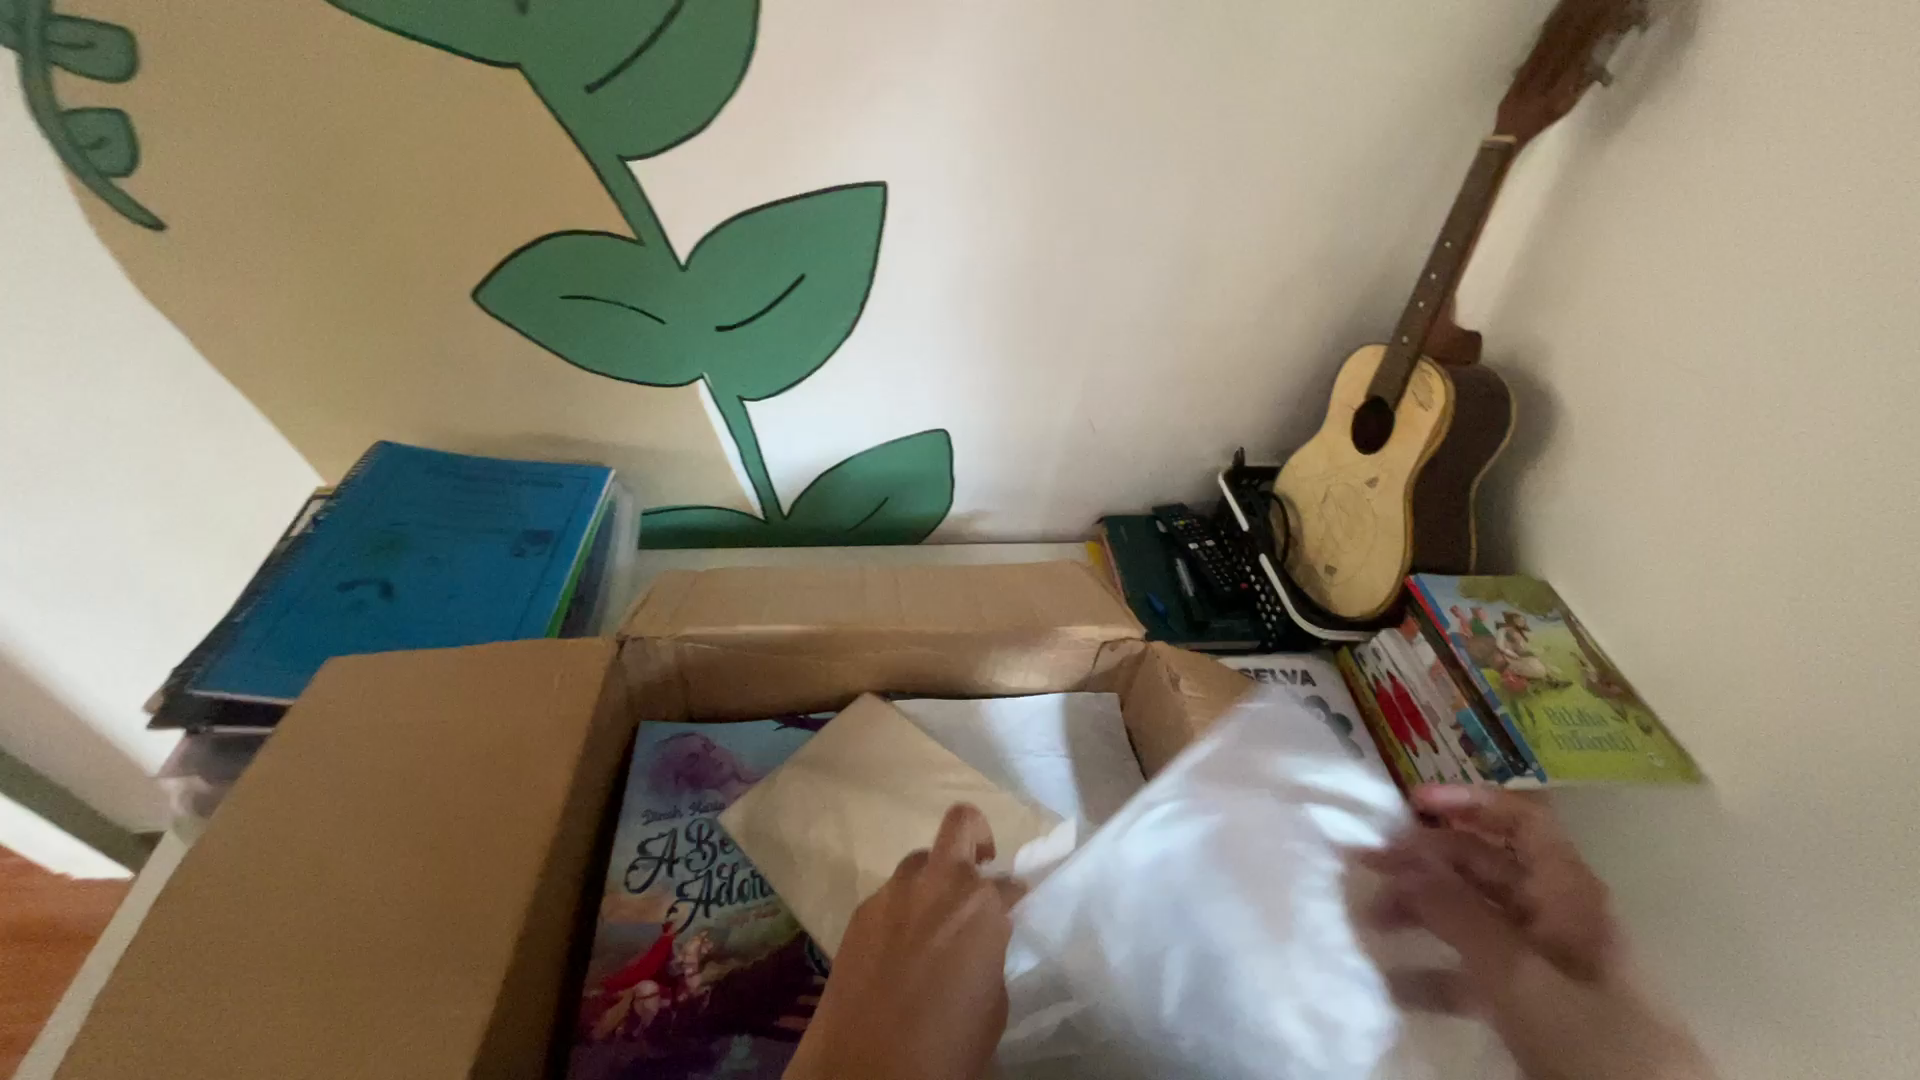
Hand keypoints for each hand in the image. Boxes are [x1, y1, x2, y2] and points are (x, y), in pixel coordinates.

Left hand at [785, 804, 1023, 1079]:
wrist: (865, 1071)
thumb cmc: (946, 1046)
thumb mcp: (992, 1003)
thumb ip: (990, 951)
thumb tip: (981, 938)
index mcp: (980, 903)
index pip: (1008, 882)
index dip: (1014, 896)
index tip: (1014, 909)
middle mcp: (937, 883)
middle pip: (961, 823)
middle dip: (978, 835)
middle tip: (982, 864)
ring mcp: (894, 892)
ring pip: (920, 861)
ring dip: (934, 878)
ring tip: (935, 917)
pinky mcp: (860, 911)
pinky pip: (891, 895)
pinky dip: (904, 908)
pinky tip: (902, 947)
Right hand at [1366, 786, 1714, 1079]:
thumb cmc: (1590, 1036)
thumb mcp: (1516, 972)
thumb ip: (1457, 911)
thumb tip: (1403, 856)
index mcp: (1565, 892)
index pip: (1521, 820)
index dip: (1469, 801)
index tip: (1411, 803)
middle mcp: (1553, 915)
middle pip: (1483, 864)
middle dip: (1423, 859)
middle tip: (1366, 864)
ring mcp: (1543, 961)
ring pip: (1471, 914)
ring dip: (1419, 910)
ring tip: (1371, 920)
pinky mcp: (1533, 1003)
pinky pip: (1473, 968)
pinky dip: (1433, 968)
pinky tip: (1395, 982)